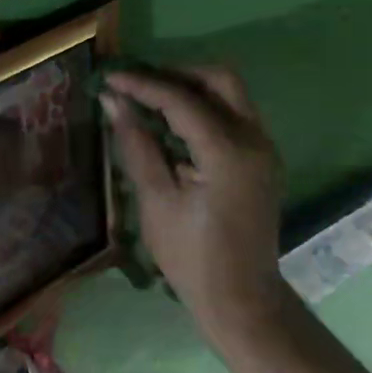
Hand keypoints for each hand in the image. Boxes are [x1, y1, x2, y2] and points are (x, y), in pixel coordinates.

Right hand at [100, 67, 289, 331]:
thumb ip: (136, 143)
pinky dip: (200, 105)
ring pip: (228, 92)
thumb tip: (112, 100)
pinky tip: (169, 121)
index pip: (181, 99)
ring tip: (146, 97)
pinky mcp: (260, 158)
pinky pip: (231, 112)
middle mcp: (254, 141)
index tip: (108, 78)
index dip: (142, 83)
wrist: (241, 299)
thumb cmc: (191, 255)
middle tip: (135, 83)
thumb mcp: (155, 199)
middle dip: (174, 73)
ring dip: (188, 87)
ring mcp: (263, 149)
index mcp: (228, 154)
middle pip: (219, 79)